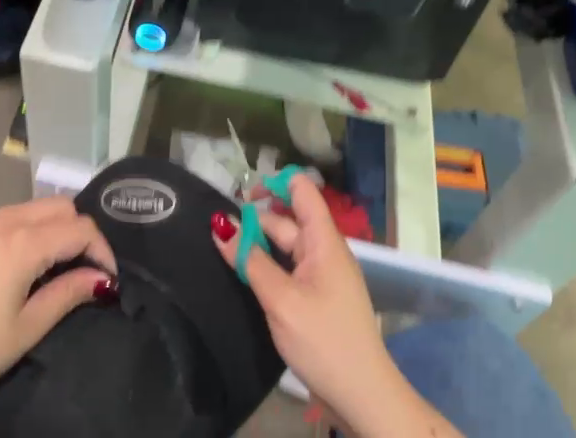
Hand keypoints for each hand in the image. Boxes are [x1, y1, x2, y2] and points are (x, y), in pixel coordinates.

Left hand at [0, 196, 117, 436]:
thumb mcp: (25, 330)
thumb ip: (67, 294)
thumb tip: (101, 278)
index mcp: (20, 242)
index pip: (79, 227)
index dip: (102, 250)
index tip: (108, 281)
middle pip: (57, 205)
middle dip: (79, 232)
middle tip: (84, 271)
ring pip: (29, 207)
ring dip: (50, 229)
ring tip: (53, 270)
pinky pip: (2, 217)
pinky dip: (22, 230)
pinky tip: (15, 267)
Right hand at [212, 175, 453, 437]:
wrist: (362, 394)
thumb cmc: (324, 339)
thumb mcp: (281, 300)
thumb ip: (250, 261)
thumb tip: (220, 224)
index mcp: (323, 241)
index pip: (302, 191)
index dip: (274, 182)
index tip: (240, 193)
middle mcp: (324, 251)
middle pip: (287, 221)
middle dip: (254, 219)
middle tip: (213, 226)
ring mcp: (321, 276)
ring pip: (285, 248)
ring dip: (257, 245)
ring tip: (220, 247)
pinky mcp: (316, 299)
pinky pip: (288, 270)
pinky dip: (266, 266)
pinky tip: (243, 275)